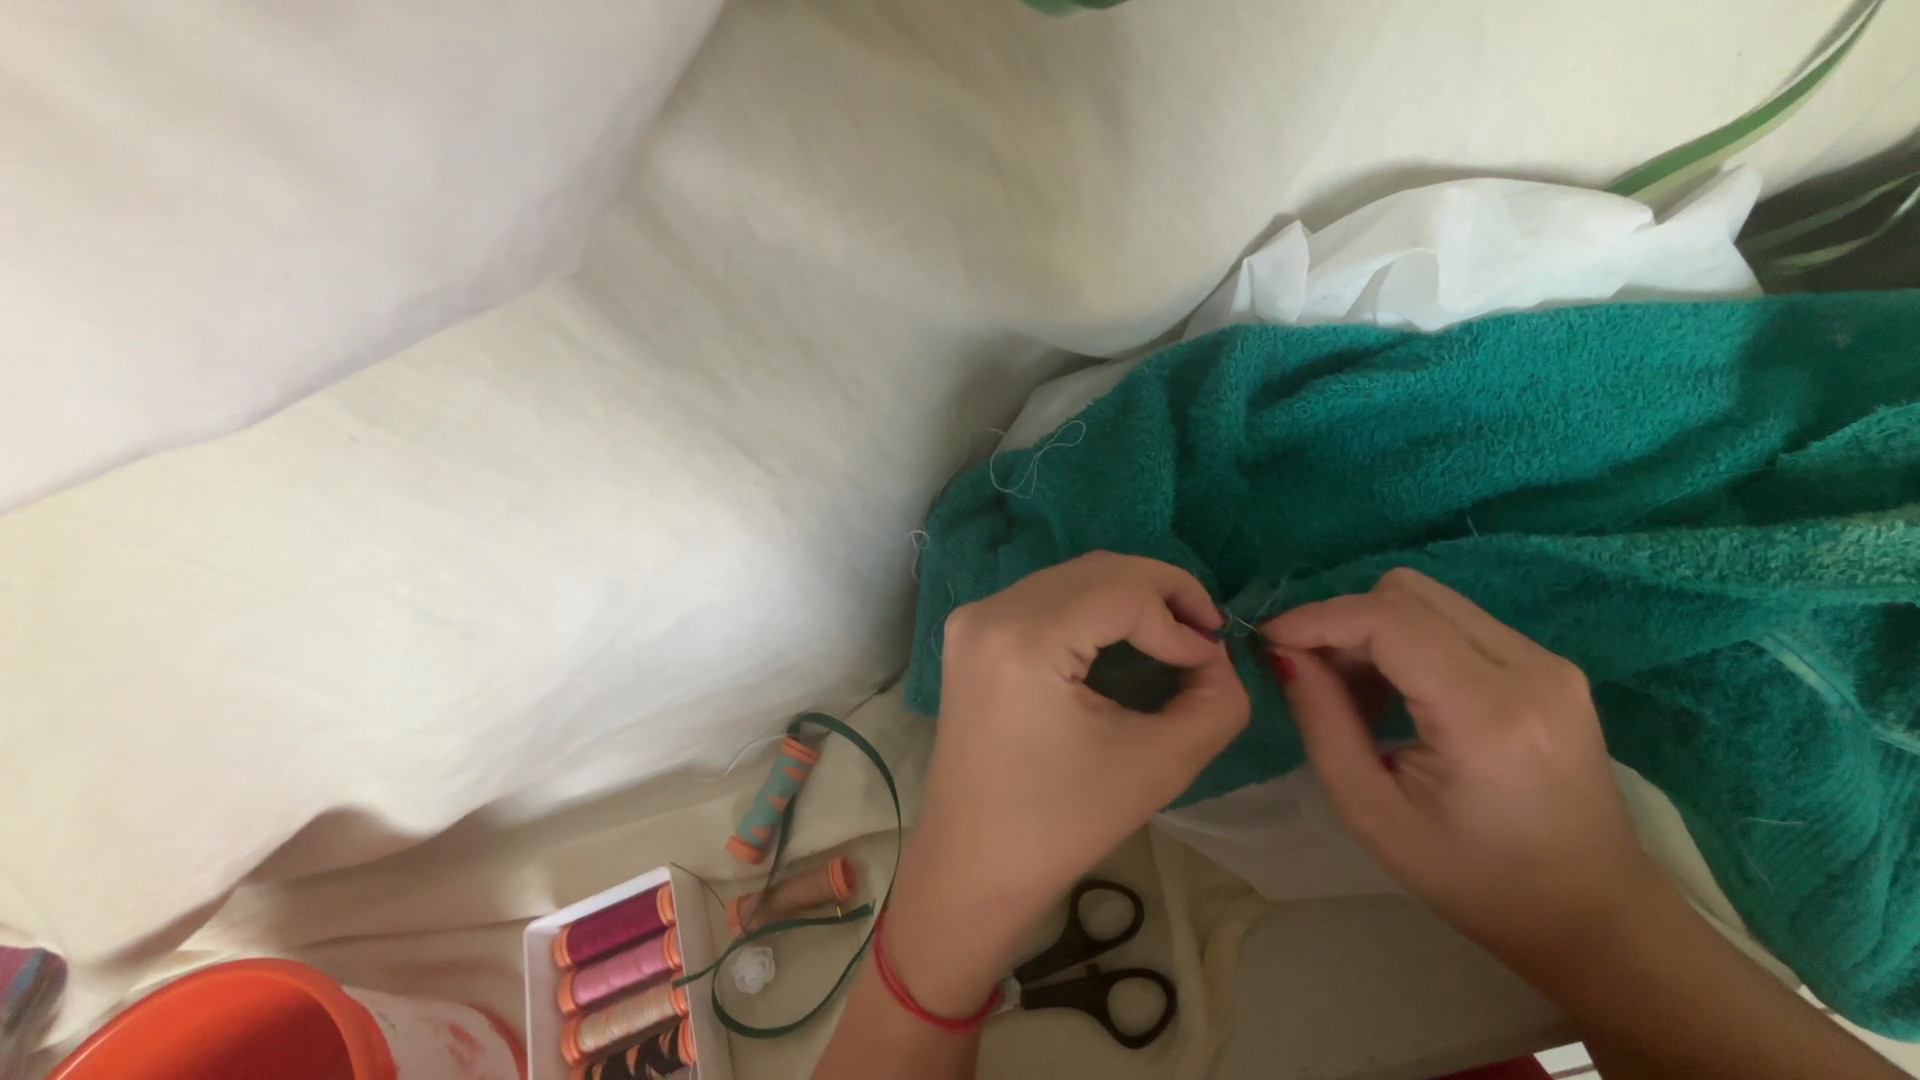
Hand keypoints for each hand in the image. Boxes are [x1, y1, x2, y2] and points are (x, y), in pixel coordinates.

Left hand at [886, 552, 1247, 1010]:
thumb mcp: (1159, 764)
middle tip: (1205, 635)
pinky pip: (1045, 597)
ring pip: (1072, 577)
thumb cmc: (1061, 825)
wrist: (973, 864)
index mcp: (1024, 640)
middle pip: (1096, 570)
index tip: (1211, 659)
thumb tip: (1217, 656)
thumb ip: (1215, 702)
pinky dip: (1092, 606)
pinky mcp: (969, 635)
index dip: (1179, 615)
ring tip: (1174, 634)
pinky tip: (1125, 637)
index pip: (1123, 590)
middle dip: (1161, 592)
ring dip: (1129, 595)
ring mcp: (972, 619)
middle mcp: (990, 613)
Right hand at [1261, 568, 1659, 968]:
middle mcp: (1529, 669)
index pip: (1390, 619)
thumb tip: (1281, 652)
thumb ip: (1321, 720)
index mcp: (1487, 715)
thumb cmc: (1469, 876)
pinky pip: (1455, 620)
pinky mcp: (1548, 664)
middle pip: (1408, 592)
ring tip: (1357, 690)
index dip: (1318, 617)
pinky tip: (1398, 692)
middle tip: (1314, 673)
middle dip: (1345, 621)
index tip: (1269, 639)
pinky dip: (1407, 640)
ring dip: (1374, 628)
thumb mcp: (1369, 810)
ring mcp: (1547, 661)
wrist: (1588, 909)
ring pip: (1429, 599)